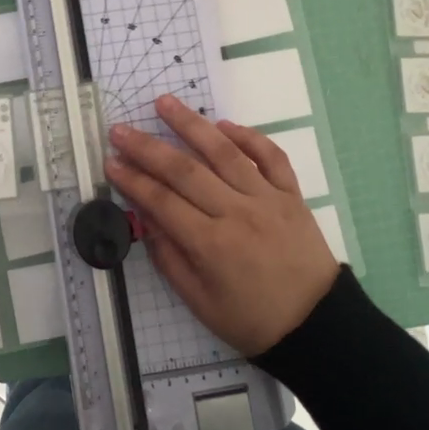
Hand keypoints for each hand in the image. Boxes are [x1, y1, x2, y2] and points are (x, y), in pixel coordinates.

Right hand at [105, 94, 338, 355]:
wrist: (318, 326)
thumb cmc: (253, 321)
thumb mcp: (200, 302)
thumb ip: (169, 258)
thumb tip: (145, 219)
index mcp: (212, 245)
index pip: (162, 202)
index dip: (133, 180)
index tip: (110, 162)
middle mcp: (237, 213)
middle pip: (186, 171)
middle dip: (148, 148)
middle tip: (121, 130)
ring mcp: (267, 200)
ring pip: (225, 152)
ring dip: (192, 125)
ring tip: (165, 103)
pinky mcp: (291, 195)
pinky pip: (270, 157)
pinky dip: (248, 137)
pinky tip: (224, 125)